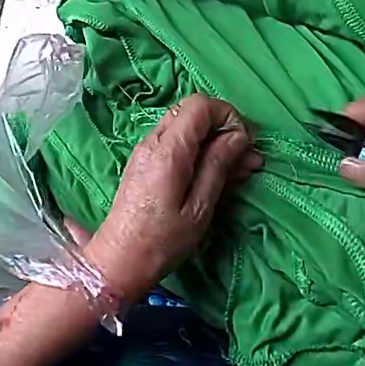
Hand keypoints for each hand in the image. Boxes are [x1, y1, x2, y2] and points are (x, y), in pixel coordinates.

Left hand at [81, 94, 261, 302]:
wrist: (119, 260)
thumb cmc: (162, 241)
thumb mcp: (199, 208)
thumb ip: (218, 166)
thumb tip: (238, 137)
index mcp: (168, 151)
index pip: (200, 105)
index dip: (228, 116)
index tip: (245, 144)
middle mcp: (153, 142)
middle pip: (192, 110)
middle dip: (223, 127)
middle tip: (246, 158)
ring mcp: (145, 150)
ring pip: (185, 125)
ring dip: (212, 139)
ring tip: (237, 169)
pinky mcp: (144, 162)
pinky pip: (175, 141)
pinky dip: (198, 149)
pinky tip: (214, 173)